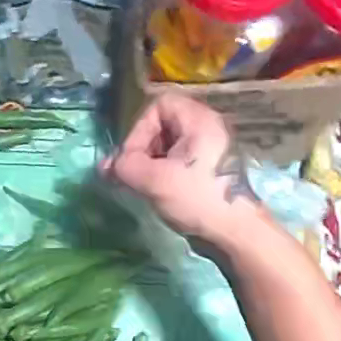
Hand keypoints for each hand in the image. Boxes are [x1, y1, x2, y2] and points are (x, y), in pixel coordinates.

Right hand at [105, 93, 268, 249]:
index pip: (158, 106)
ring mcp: (211, 153)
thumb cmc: (197, 199)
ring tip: (144, 188)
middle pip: (163, 127)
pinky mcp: (210, 175)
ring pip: (170, 149)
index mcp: (199, 120)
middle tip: (134, 175)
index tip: (132, 159)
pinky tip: (159, 196)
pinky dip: (165, 176)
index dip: (139, 130)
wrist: (235, 233)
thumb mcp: (155, 180)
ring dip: (151, 166)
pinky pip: (180, 166)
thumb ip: (125, 167)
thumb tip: (105, 167)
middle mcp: (207, 129)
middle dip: (143, 150)